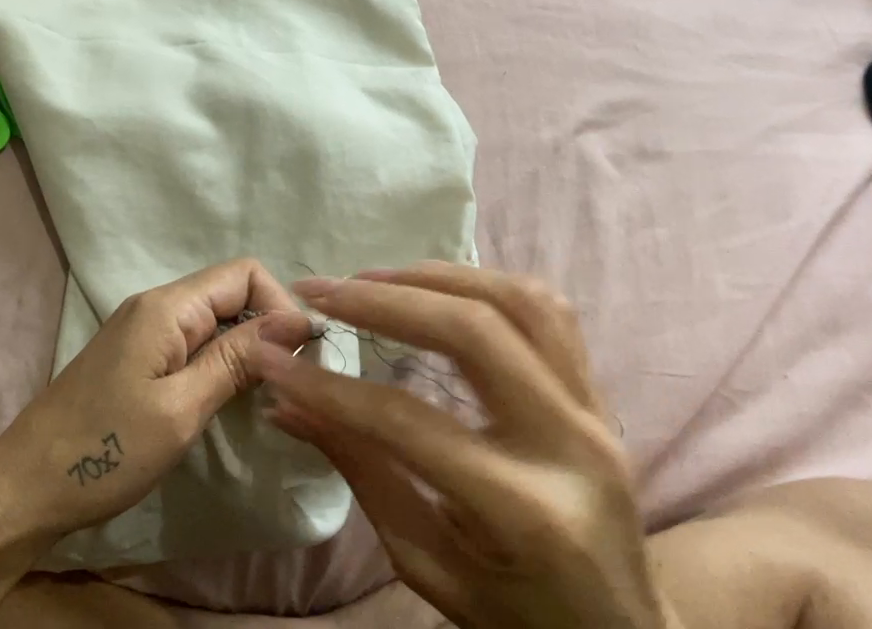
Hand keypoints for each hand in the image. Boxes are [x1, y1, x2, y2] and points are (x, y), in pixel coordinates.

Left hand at [0, 258, 313, 541]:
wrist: (28, 484)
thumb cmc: (106, 450)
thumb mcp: (181, 409)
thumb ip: (235, 361)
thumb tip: (294, 322)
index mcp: (165, 307)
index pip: (243, 273)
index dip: (281, 306)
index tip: (303, 358)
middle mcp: (153, 306)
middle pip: (229, 292)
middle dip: (268, 327)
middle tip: (293, 381)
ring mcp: (141, 333)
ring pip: (213, 320)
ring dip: (246, 348)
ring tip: (269, 393)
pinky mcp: (135, 359)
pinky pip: (191, 343)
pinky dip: (219, 362)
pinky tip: (231, 398)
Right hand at [254, 263, 678, 628]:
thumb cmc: (516, 615)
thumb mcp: (427, 563)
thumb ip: (361, 472)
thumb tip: (285, 406)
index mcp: (525, 509)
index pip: (407, 422)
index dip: (328, 386)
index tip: (272, 358)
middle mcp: (572, 444)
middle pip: (474, 332)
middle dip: (382, 302)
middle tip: (319, 292)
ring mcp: (596, 411)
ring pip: (519, 302)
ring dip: (434, 277)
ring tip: (368, 279)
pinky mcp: (599, 394)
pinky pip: (548, 312)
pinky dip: (483, 283)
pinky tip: (433, 287)